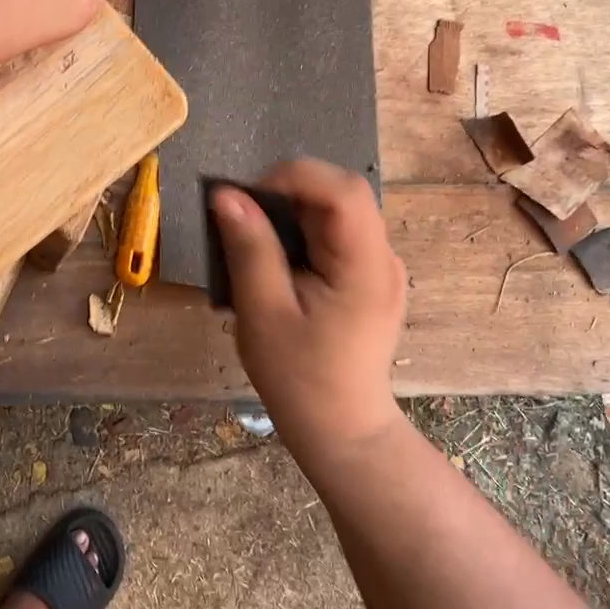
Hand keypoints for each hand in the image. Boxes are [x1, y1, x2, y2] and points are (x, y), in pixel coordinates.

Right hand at [211, 160, 407, 447]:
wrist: (341, 430)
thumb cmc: (299, 377)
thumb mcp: (263, 312)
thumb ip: (249, 248)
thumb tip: (226, 195)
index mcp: (365, 266)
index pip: (343, 191)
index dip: (292, 178)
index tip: (246, 199)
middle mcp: (382, 258)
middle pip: (342, 194)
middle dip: (287, 191)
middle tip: (242, 216)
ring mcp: (379, 267)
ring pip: (336, 210)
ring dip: (290, 210)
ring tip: (253, 237)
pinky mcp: (366, 277)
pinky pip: (334, 233)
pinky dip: (300, 230)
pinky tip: (275, 259)